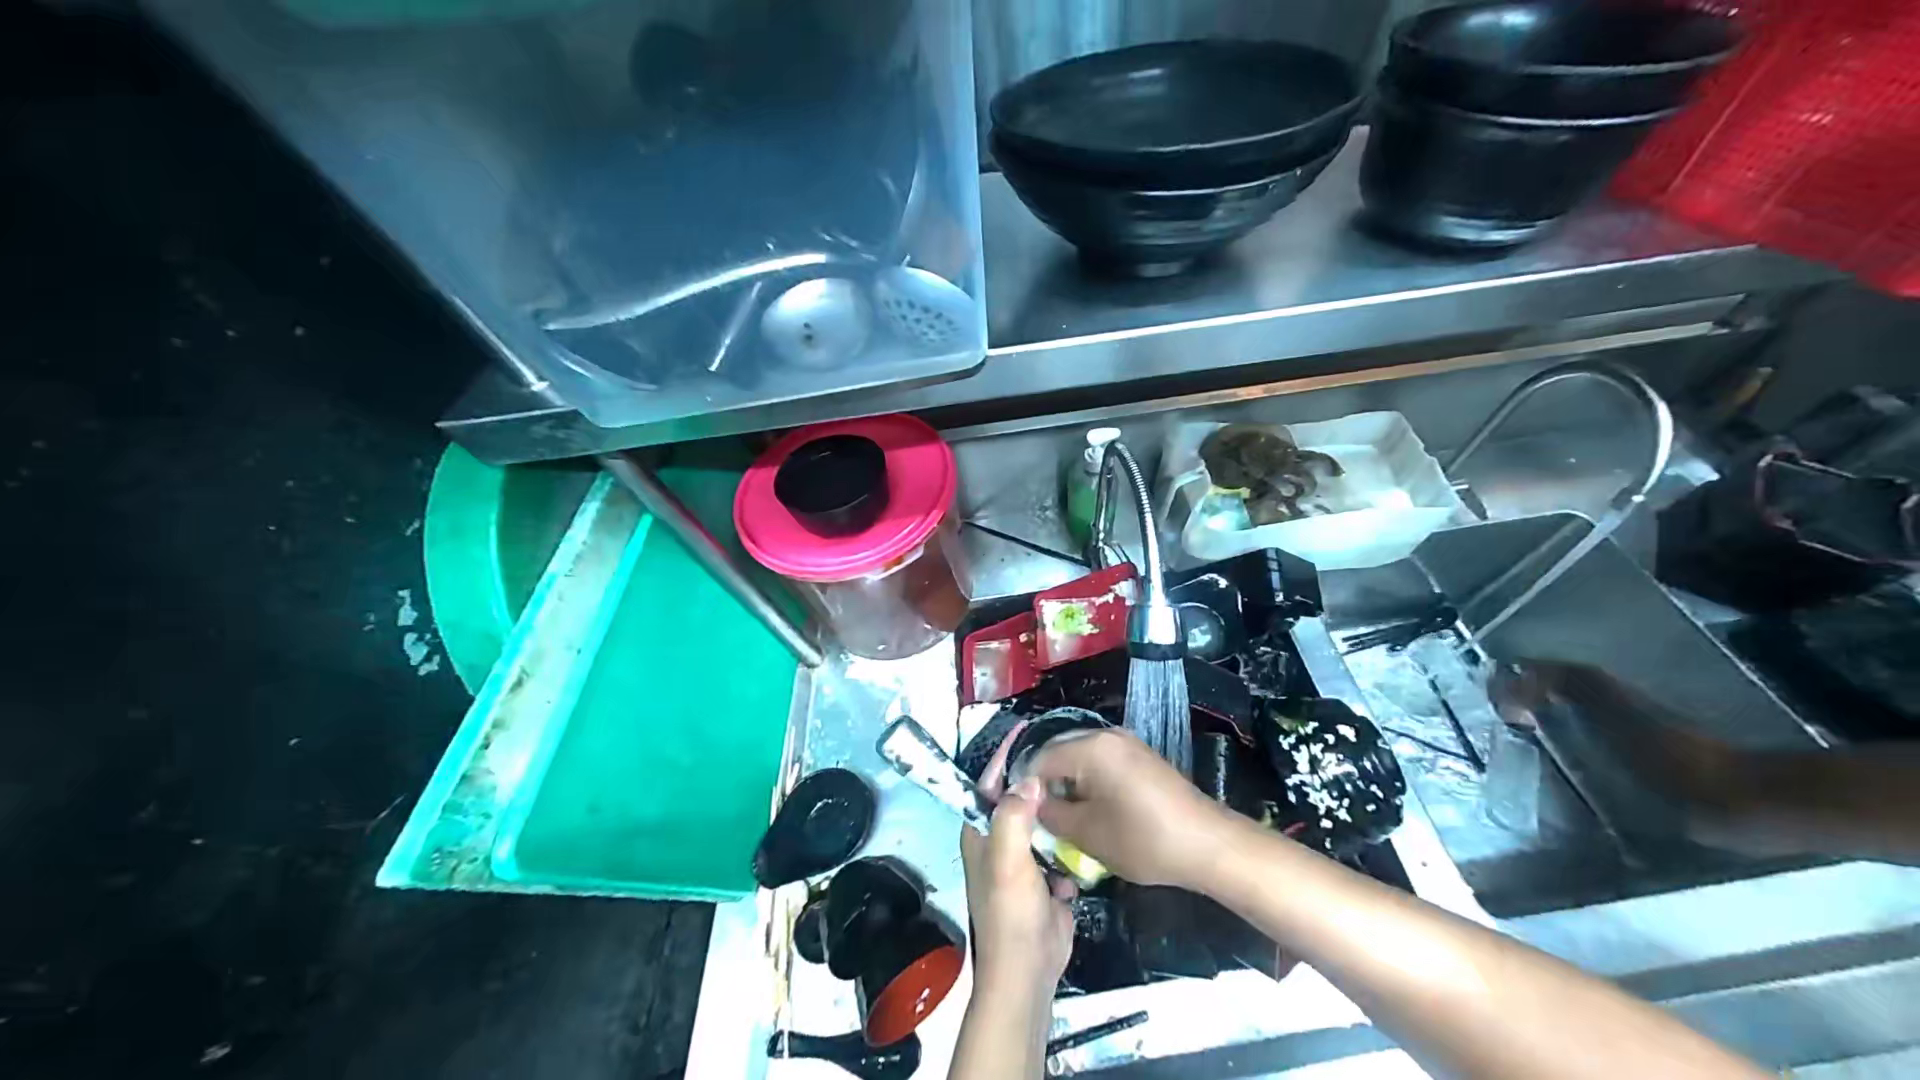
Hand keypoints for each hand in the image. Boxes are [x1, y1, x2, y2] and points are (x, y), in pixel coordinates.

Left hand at [959, 730, 1075, 997]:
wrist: (1030, 970)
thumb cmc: (1010, 912)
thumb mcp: (1007, 860)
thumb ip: (1013, 817)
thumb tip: (1029, 780)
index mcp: (980, 830)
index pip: (989, 781)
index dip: (1005, 755)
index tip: (1027, 729)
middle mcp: (999, 839)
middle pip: (1018, 798)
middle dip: (1038, 781)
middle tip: (1066, 756)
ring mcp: (1024, 859)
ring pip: (1042, 822)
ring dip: (1057, 811)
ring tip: (1082, 785)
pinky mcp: (1047, 878)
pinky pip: (1060, 848)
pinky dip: (1070, 844)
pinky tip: (1087, 833)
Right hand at [1027, 729, 1240, 889]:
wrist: (1207, 845)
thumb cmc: (1143, 839)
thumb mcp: (1086, 833)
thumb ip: (1050, 814)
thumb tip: (1033, 803)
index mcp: (1089, 747)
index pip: (1040, 759)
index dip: (1027, 788)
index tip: (1025, 816)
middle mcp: (1106, 735)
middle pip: (1060, 754)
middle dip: (1049, 785)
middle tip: (1045, 818)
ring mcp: (1127, 744)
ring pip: (1081, 759)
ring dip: (1071, 785)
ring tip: (1069, 817)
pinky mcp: (1141, 757)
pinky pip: (1102, 763)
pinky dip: (1091, 783)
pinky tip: (1095, 810)